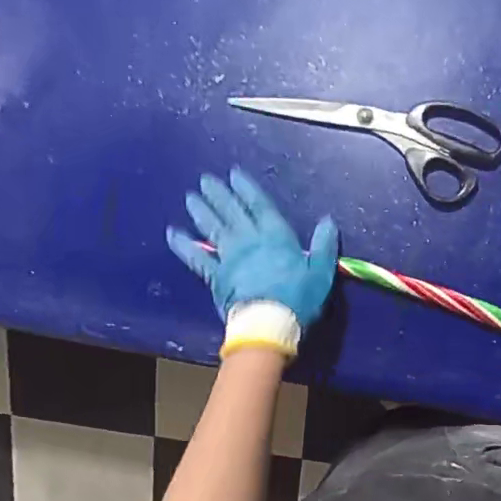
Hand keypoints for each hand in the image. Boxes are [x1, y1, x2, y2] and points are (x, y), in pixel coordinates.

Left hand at [165, 168, 339, 329]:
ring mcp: (230, 257)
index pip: (259, 206)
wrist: (270, 324)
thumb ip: (323, 246)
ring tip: (190, 198)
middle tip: (206, 181)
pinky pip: (196, 257)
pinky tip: (172, 234)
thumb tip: (328, 221)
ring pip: (212, 228)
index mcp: (276, 237)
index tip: (234, 175)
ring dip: (201, 212)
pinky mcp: (216, 276)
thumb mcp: (320, 273)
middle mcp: (250, 240)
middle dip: (219, 195)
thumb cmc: (299, 300)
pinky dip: (183, 245)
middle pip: (231, 212)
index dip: (246, 189)